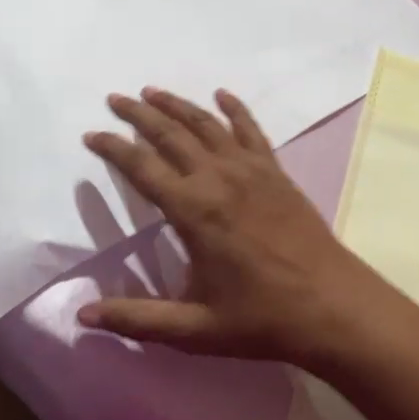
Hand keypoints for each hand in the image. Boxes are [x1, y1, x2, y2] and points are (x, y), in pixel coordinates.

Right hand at [79, 88, 386, 367]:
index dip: (112, 148)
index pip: (141, 167)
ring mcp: (250, 171)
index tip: (90, 135)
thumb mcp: (194, 328)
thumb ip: (138, 319)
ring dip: (177, 105)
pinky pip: (251, 130)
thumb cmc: (261, 318)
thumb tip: (84, 316)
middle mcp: (218, 178)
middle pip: (170, 134)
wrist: (334, 308)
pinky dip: (234, 108)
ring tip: (152, 91)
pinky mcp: (276, 173)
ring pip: (206, 125)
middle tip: (115, 99)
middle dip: (139, 114)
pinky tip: (222, 94)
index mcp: (193, 211)